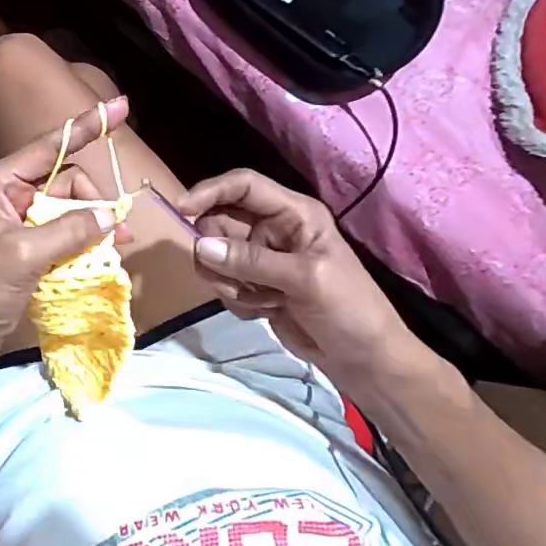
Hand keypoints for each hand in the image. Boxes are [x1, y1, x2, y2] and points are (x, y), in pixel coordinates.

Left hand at [0, 97, 133, 352]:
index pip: (47, 148)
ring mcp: (21, 220)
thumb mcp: (24, 253)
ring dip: (94, 223)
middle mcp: (10, 194)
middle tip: (112, 228)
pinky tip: (107, 250)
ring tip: (118, 242)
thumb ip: (69, 229)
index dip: (85, 127)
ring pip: (71, 208)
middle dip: (92, 201)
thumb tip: (111, 215)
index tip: (120, 107)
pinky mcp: (31, 244)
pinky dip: (86, 239)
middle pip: (66, 181)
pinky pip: (67, 231)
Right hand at [178, 169, 435, 381]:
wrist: (363, 360)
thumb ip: (252, 262)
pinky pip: (222, 283)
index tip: (182, 210)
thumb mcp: (305, 280)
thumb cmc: (349, 309)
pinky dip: (236, 299)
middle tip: (240, 281)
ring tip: (263, 299)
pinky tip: (266, 310)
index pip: (243, 185)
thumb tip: (200, 247)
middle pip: (219, 222)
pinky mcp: (253, 285)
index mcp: (293, 213)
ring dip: (230, 282)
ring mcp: (261, 258)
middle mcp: (272, 229)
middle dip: (220, 254)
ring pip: (215, 256)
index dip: (210, 191)